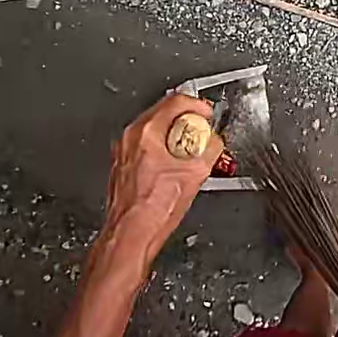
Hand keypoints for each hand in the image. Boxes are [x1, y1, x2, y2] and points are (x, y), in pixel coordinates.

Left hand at [100, 93, 223, 259]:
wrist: (131, 234)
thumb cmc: (153, 211)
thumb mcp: (196, 175)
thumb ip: (210, 150)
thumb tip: (214, 143)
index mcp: (146, 133)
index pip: (175, 102)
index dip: (198, 105)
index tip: (206, 114)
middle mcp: (130, 137)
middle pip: (162, 112)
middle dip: (186, 120)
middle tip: (201, 131)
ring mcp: (123, 150)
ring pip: (153, 129)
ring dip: (174, 135)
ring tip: (189, 152)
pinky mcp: (122, 164)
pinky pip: (145, 145)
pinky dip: (161, 148)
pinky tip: (172, 167)